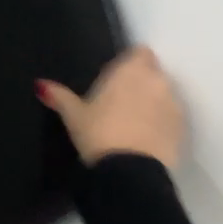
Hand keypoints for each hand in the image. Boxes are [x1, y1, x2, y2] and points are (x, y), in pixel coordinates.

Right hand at [36, 47, 183, 166]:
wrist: (130, 171)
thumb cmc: (98, 133)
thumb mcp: (73, 115)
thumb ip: (59, 96)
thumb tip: (41, 84)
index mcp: (130, 71)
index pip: (140, 52)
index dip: (130, 62)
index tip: (116, 76)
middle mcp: (156, 81)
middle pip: (153, 72)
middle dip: (140, 81)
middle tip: (119, 100)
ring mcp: (173, 104)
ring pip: (163, 94)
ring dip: (152, 101)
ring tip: (131, 122)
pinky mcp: (182, 127)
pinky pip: (171, 117)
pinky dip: (161, 122)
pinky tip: (144, 138)